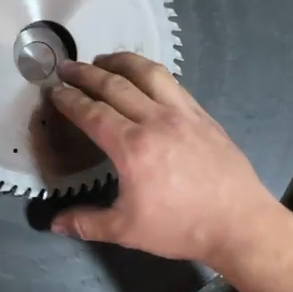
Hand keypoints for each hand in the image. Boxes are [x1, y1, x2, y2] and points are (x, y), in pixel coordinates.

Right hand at [48, 54, 284, 268]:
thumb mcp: (126, 231)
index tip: (53, 91)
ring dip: (121, 62)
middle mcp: (156, 120)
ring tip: (104, 60)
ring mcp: (183, 114)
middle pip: (115, 85)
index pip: (92, 113)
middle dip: (87, 73)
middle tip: (68, 67)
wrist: (239, 223)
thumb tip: (55, 224)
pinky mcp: (203, 116)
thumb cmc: (180, 228)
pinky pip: (172, 84)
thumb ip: (86, 223)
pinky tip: (145, 78)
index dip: (69, 100)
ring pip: (148, 73)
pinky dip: (151, 73)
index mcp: (132, 147)